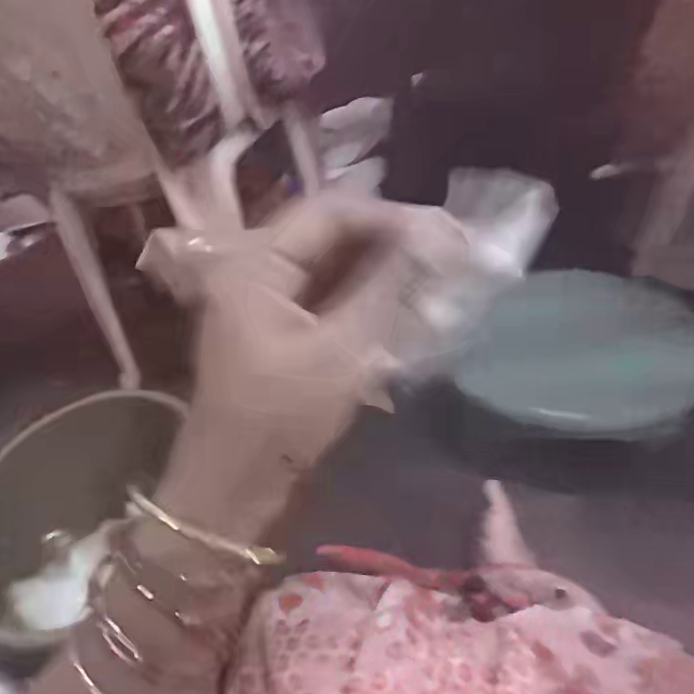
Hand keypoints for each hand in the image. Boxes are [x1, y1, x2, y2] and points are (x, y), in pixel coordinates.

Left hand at [154, 192, 466, 540]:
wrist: (234, 481)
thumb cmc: (278, 418)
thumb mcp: (340, 351)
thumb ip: (389, 287)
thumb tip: (443, 235)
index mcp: (252, 265)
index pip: (330, 212)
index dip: (394, 216)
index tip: (455, 235)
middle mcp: (253, 271)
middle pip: (331, 234)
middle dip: (394, 240)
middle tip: (459, 253)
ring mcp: (264, 301)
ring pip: (334, 265)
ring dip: (386, 268)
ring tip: (446, 276)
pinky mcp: (278, 328)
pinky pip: (328, 296)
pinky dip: (368, 296)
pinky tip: (411, 303)